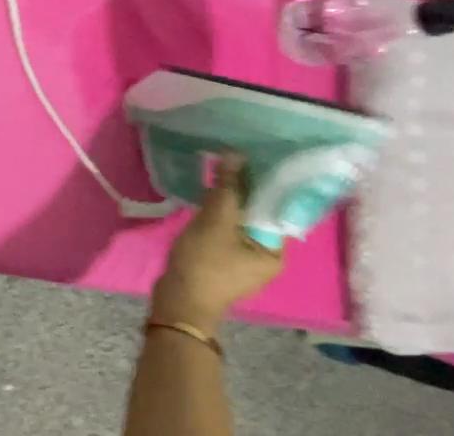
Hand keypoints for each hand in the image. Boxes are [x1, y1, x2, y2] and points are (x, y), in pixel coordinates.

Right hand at [151, 154, 284, 327]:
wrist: (179, 301)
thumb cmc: (204, 263)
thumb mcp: (215, 220)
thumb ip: (227, 187)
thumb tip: (235, 153)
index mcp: (275, 252)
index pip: (274, 209)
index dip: (261, 183)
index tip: (248, 158)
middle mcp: (266, 258)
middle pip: (256, 215)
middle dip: (241, 190)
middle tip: (227, 162)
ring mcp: (245, 263)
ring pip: (240, 223)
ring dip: (227, 202)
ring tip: (214, 176)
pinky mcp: (225, 263)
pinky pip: (227, 232)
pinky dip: (218, 217)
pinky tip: (204, 202)